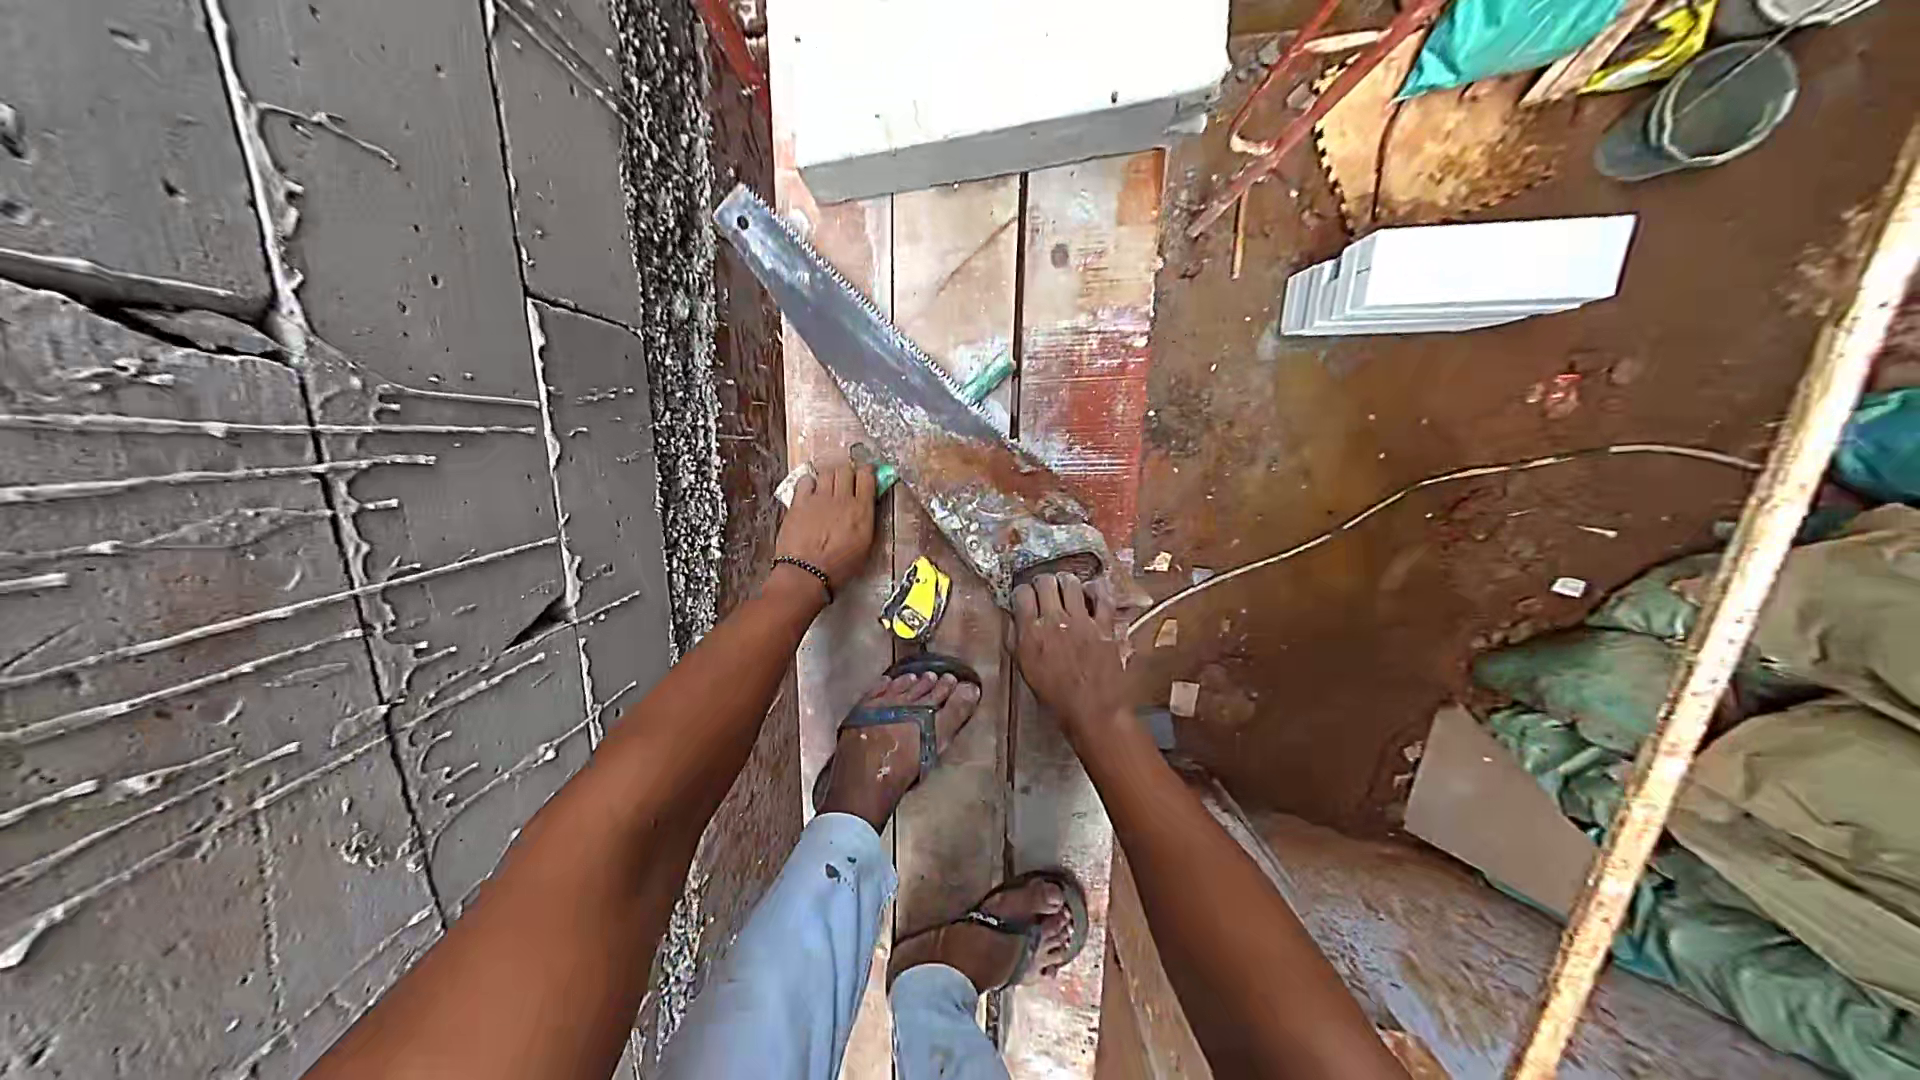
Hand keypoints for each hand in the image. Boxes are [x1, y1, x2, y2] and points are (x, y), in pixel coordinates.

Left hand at [775, 459, 875, 595]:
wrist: (807, 573)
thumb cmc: (837, 567)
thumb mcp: (865, 546)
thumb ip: (867, 521)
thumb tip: (867, 507)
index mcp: (861, 511)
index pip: (867, 477)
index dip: (868, 473)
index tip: (867, 474)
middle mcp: (841, 499)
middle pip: (846, 469)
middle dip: (848, 472)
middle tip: (847, 481)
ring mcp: (818, 498)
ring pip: (827, 471)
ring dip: (830, 476)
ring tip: (829, 486)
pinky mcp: (799, 502)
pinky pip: (806, 480)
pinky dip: (810, 483)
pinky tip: (810, 492)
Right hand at [1010, 573, 1128, 734]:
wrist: (1093, 711)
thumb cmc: (1055, 697)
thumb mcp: (1025, 670)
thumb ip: (1017, 641)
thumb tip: (1014, 620)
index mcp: (1031, 633)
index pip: (1021, 594)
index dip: (1022, 592)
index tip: (1025, 597)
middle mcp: (1054, 621)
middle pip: (1045, 582)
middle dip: (1042, 582)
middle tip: (1045, 590)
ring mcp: (1082, 620)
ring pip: (1071, 582)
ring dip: (1066, 582)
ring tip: (1066, 588)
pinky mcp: (1104, 625)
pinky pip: (1102, 596)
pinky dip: (1096, 590)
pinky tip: (1092, 592)